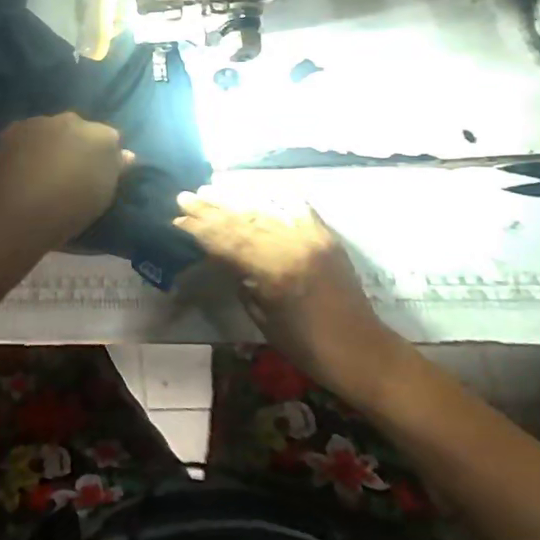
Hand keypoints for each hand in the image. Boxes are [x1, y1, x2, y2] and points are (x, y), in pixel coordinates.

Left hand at [0, 113, 131, 263]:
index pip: (111, 138)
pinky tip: (22, 166)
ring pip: (52, 130)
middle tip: (69, 171)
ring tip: (42, 170)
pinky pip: (27, 134)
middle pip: (80, 129)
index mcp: (102, 136)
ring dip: (51, 143)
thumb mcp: (102, 197)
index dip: (104, 156)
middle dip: (77, 144)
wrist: (19, 212)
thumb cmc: (70, 210)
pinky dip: (28, 145)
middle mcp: (73, 120)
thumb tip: (124, 155)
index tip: (96, 174)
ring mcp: (42, 122)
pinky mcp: (14, 128)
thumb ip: (114, 170)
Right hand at [173, 192, 414, 406]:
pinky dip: (274, 196)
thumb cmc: (306, 346)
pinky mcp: (326, 236)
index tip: (177, 218)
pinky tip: (256, 188)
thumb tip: (219, 255)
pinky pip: (296, 208)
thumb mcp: (262, 316)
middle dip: (210, 209)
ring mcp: (311, 237)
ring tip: (210, 190)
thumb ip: (240, 280)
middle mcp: (292, 246)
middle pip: (242, 222)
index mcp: (273, 271)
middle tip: (185, 197)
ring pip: (264, 211)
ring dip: (235, 200)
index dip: (199, 229)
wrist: (362, 351)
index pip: (227, 241)